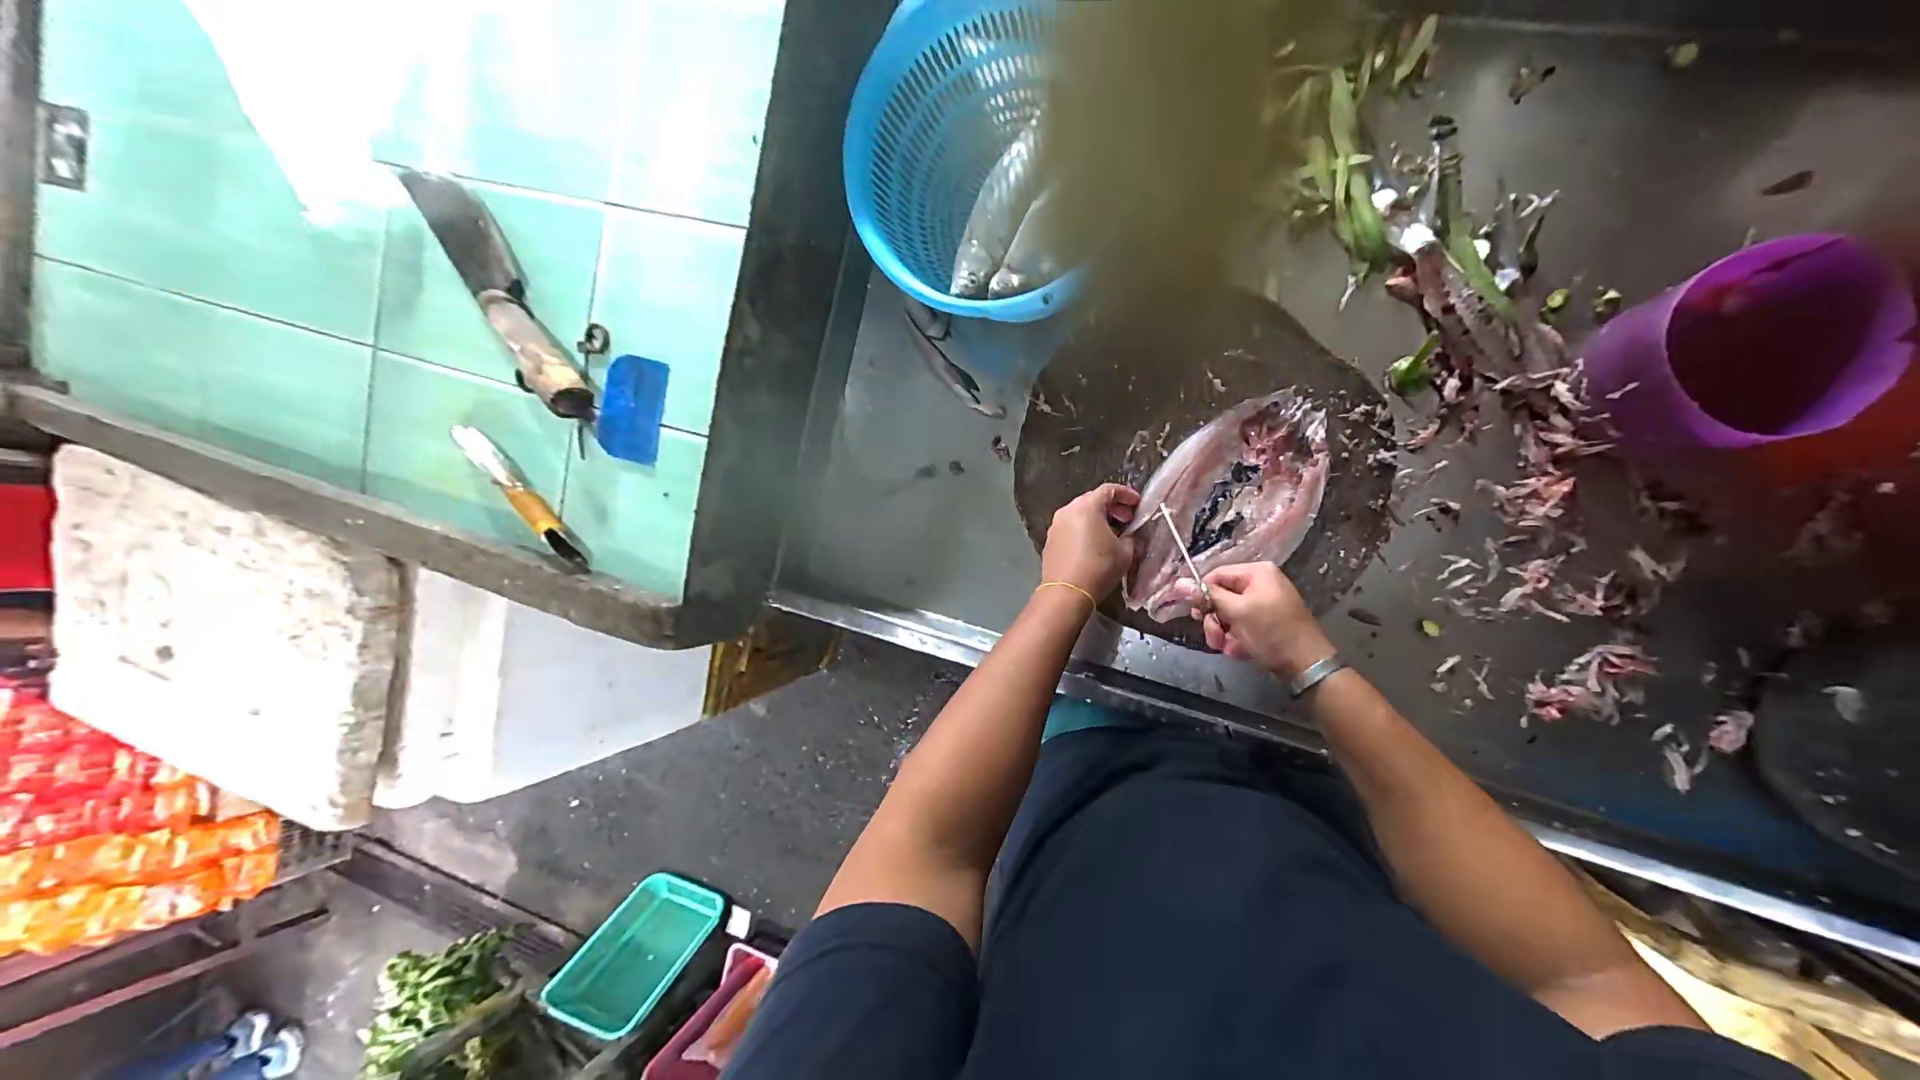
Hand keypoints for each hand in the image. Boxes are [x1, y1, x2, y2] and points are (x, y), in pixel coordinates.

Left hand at [1040, 483, 1140, 600]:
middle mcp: (1067, 511)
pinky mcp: (1050, 540)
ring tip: (1112, 533)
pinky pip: (1070, 527)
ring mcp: (1055, 526)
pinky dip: (1084, 529)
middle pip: (1092, 499)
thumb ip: (1130, 538)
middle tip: (1127, 519)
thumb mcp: (1125, 552)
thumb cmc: (1099, 568)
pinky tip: (1094, 544)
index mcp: (1086, 507)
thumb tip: (1128, 536)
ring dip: (1097, 518)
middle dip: (1112, 507)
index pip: (1109, 490)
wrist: (1066, 593)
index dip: (1126, 494)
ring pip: (1080, 513)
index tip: (1137, 504)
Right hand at [1197, 562, 1334, 679]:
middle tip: (1215, 637)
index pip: (1216, 575)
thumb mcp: (1237, 612)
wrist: (1306, 664)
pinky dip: (1235, 639)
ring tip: (1228, 648)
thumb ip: (1208, 596)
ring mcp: (1263, 604)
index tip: (1197, 616)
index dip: (1202, 595)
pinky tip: (1240, 650)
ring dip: (1222, 633)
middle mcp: (1261, 584)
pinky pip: (1240, 625)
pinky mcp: (1265, 622)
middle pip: (1220, 596)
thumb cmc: (1271, 632)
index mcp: (1257, 573)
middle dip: (1214, 620)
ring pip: (1227, 614)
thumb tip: (1179, 582)